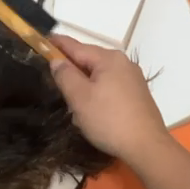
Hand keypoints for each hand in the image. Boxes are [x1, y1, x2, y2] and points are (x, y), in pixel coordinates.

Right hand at [48, 34, 173, 162]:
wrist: (147, 146)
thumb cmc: (109, 120)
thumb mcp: (80, 98)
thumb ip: (65, 75)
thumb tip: (57, 60)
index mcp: (108, 59)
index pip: (76, 46)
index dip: (57, 44)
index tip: (42, 42)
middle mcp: (123, 62)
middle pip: (89, 59)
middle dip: (71, 67)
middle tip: (53, 78)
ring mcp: (133, 78)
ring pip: (100, 73)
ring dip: (84, 82)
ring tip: (71, 98)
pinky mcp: (137, 93)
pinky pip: (111, 84)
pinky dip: (97, 90)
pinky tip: (93, 107)